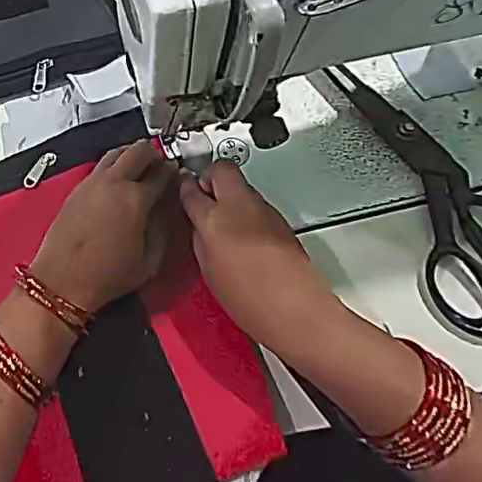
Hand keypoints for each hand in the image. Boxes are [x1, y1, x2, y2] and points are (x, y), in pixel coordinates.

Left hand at [30, 141, 176, 312]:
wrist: (63, 279)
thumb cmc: (104, 275)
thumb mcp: (150, 260)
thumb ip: (163, 229)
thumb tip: (167, 211)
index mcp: (135, 198)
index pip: (162, 173)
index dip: (173, 172)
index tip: (177, 175)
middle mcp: (113, 183)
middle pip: (138, 151)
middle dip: (154, 154)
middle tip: (160, 164)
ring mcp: (92, 183)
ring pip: (116, 153)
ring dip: (131, 155)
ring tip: (139, 167)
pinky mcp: (76, 190)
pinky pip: (99, 166)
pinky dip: (113, 165)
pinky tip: (116, 180)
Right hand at [178, 160, 340, 341]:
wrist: (297, 311)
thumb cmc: (253, 300)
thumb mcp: (208, 271)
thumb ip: (200, 241)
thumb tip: (199, 229)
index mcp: (214, 219)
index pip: (191, 189)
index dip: (184, 188)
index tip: (183, 190)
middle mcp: (241, 207)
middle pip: (221, 169)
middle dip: (209, 176)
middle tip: (203, 191)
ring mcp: (266, 211)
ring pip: (242, 186)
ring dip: (230, 195)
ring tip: (224, 220)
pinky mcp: (282, 221)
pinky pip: (258, 205)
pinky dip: (247, 212)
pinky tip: (244, 235)